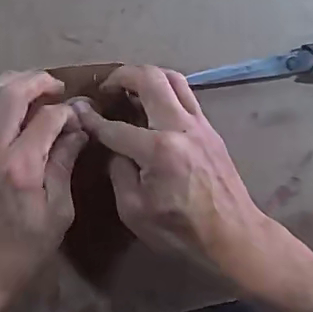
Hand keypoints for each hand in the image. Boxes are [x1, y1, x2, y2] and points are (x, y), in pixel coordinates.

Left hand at [0, 71, 87, 301]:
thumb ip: (64, 165)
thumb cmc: (24, 249)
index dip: (68, 111)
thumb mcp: (58, 213)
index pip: (47, 118)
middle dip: (38, 81)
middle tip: (59, 86)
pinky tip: (5, 102)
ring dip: (12, 83)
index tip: (81, 117)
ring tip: (34, 85)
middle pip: (11, 94)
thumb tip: (77, 131)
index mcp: (21, 166)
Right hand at [72, 66, 290, 291]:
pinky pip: (185, 94)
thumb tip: (114, 148)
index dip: (92, 119)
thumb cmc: (181, 231)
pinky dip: (165, 89)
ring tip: (130, 88)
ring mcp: (199, 123)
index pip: (116, 127)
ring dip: (147, 76)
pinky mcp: (210, 128)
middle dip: (122, 75)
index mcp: (159, 150)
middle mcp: (180, 126)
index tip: (78, 110)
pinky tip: (154, 104)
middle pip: (150, 78)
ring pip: (173, 78)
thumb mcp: (135, 211)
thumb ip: (119, 173)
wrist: (234, 235)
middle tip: (106, 87)